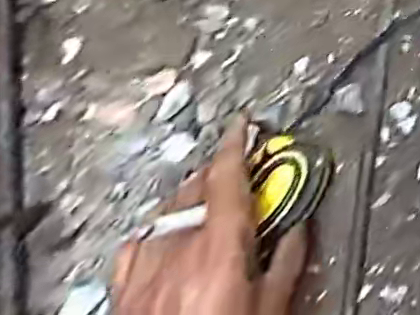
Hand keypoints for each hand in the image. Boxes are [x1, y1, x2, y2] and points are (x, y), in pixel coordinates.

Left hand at [112, 118, 308, 314]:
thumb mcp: (271, 311)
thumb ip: (286, 263)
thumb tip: (297, 229)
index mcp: (219, 250)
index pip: (226, 178)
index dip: (235, 144)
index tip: (243, 124)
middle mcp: (178, 253)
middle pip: (194, 188)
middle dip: (216, 169)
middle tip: (237, 164)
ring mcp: (144, 276)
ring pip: (165, 213)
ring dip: (188, 196)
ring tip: (206, 197)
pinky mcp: (122, 298)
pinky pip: (135, 247)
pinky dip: (155, 230)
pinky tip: (164, 236)